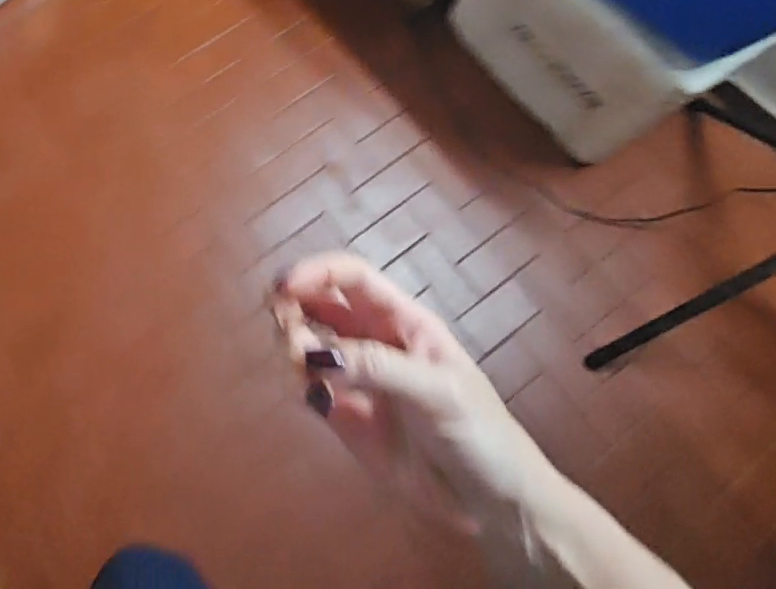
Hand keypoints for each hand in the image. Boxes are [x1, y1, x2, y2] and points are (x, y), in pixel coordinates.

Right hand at [269, 252, 555, 530]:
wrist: (491, 503)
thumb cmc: (480, 433)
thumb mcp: (437, 393)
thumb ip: (376, 368)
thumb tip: (315, 353)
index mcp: (402, 320)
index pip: (352, 278)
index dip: (316, 272)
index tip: (284, 286)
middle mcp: (373, 339)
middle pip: (319, 303)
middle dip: (294, 306)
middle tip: (285, 332)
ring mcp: (356, 376)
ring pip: (307, 342)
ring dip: (291, 345)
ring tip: (298, 369)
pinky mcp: (343, 414)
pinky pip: (308, 386)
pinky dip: (297, 383)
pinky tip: (310, 396)